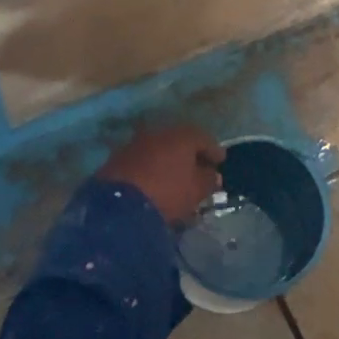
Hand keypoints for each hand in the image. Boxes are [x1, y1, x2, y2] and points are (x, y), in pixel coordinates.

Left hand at [97, 126, 226, 224]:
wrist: (118, 205)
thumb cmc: (167, 193)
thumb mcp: (196, 190)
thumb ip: (208, 179)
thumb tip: (213, 174)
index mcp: (182, 136)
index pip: (204, 139)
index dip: (214, 151)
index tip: (220, 161)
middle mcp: (158, 133)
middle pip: (180, 141)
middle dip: (191, 154)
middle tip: (199, 168)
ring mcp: (135, 144)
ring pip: (160, 149)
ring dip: (170, 161)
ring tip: (176, 177)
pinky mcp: (118, 158)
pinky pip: (143, 160)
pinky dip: (152, 167)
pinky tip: (156, 181)